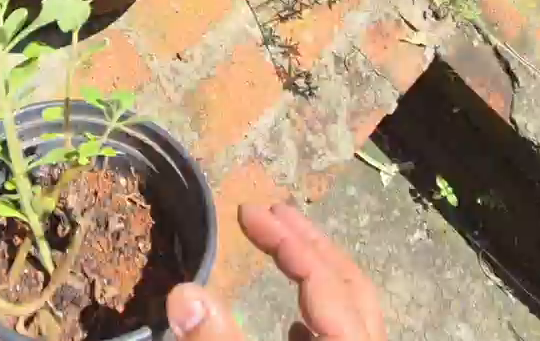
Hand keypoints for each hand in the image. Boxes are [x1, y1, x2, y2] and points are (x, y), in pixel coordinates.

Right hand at [165, 203, 382, 340]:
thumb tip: (181, 294)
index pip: (321, 277)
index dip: (283, 238)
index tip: (245, 211)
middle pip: (352, 287)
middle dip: (310, 243)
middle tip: (273, 211)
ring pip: (358, 314)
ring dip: (322, 275)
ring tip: (285, 251)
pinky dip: (323, 320)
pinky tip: (294, 329)